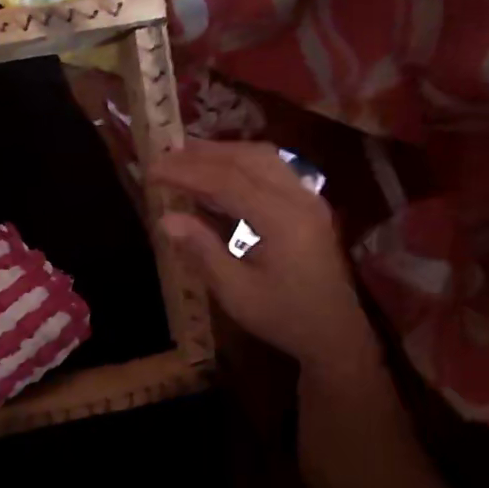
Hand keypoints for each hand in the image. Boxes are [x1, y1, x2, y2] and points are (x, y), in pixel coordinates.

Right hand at [150, 140, 375, 369]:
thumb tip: (166, 218)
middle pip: (247, 159)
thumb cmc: (284, 318)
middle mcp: (299, 199)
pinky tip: (220, 173)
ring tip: (187, 157)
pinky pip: (273, 170)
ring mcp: (308, 199)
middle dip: (203, 154)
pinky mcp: (308, 205)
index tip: (153, 170)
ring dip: (223, 153)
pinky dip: (242, 164)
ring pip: (263, 158)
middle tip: (165, 155)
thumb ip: (203, 251)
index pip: (228, 181)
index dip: (187, 172)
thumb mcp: (237, 293)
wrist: (335, 334)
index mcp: (283, 220)